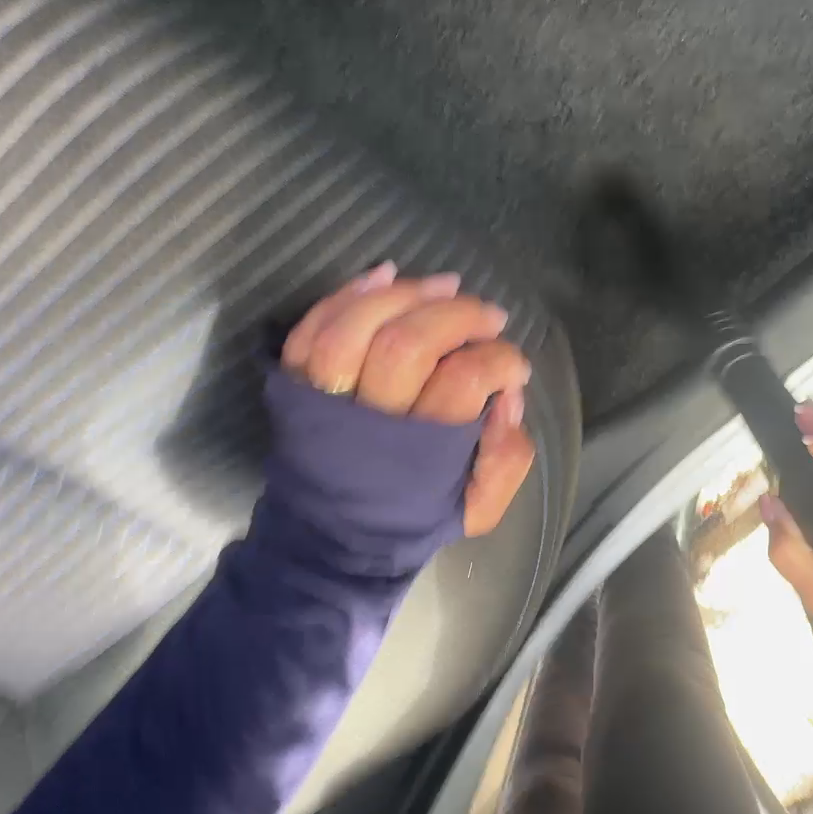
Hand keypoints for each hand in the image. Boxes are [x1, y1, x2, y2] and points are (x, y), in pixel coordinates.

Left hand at [281, 262, 535, 535]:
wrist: (336, 538)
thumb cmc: (417, 514)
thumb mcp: (480, 507)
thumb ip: (508, 459)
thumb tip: (509, 399)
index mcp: (421, 451)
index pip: (465, 380)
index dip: (499, 360)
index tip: (516, 367)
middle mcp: (371, 419)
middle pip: (409, 343)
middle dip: (458, 316)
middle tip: (491, 316)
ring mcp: (326, 399)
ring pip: (357, 327)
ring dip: (406, 296)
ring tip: (446, 286)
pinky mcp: (296, 385)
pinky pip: (313, 329)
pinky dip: (348, 294)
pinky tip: (386, 274)